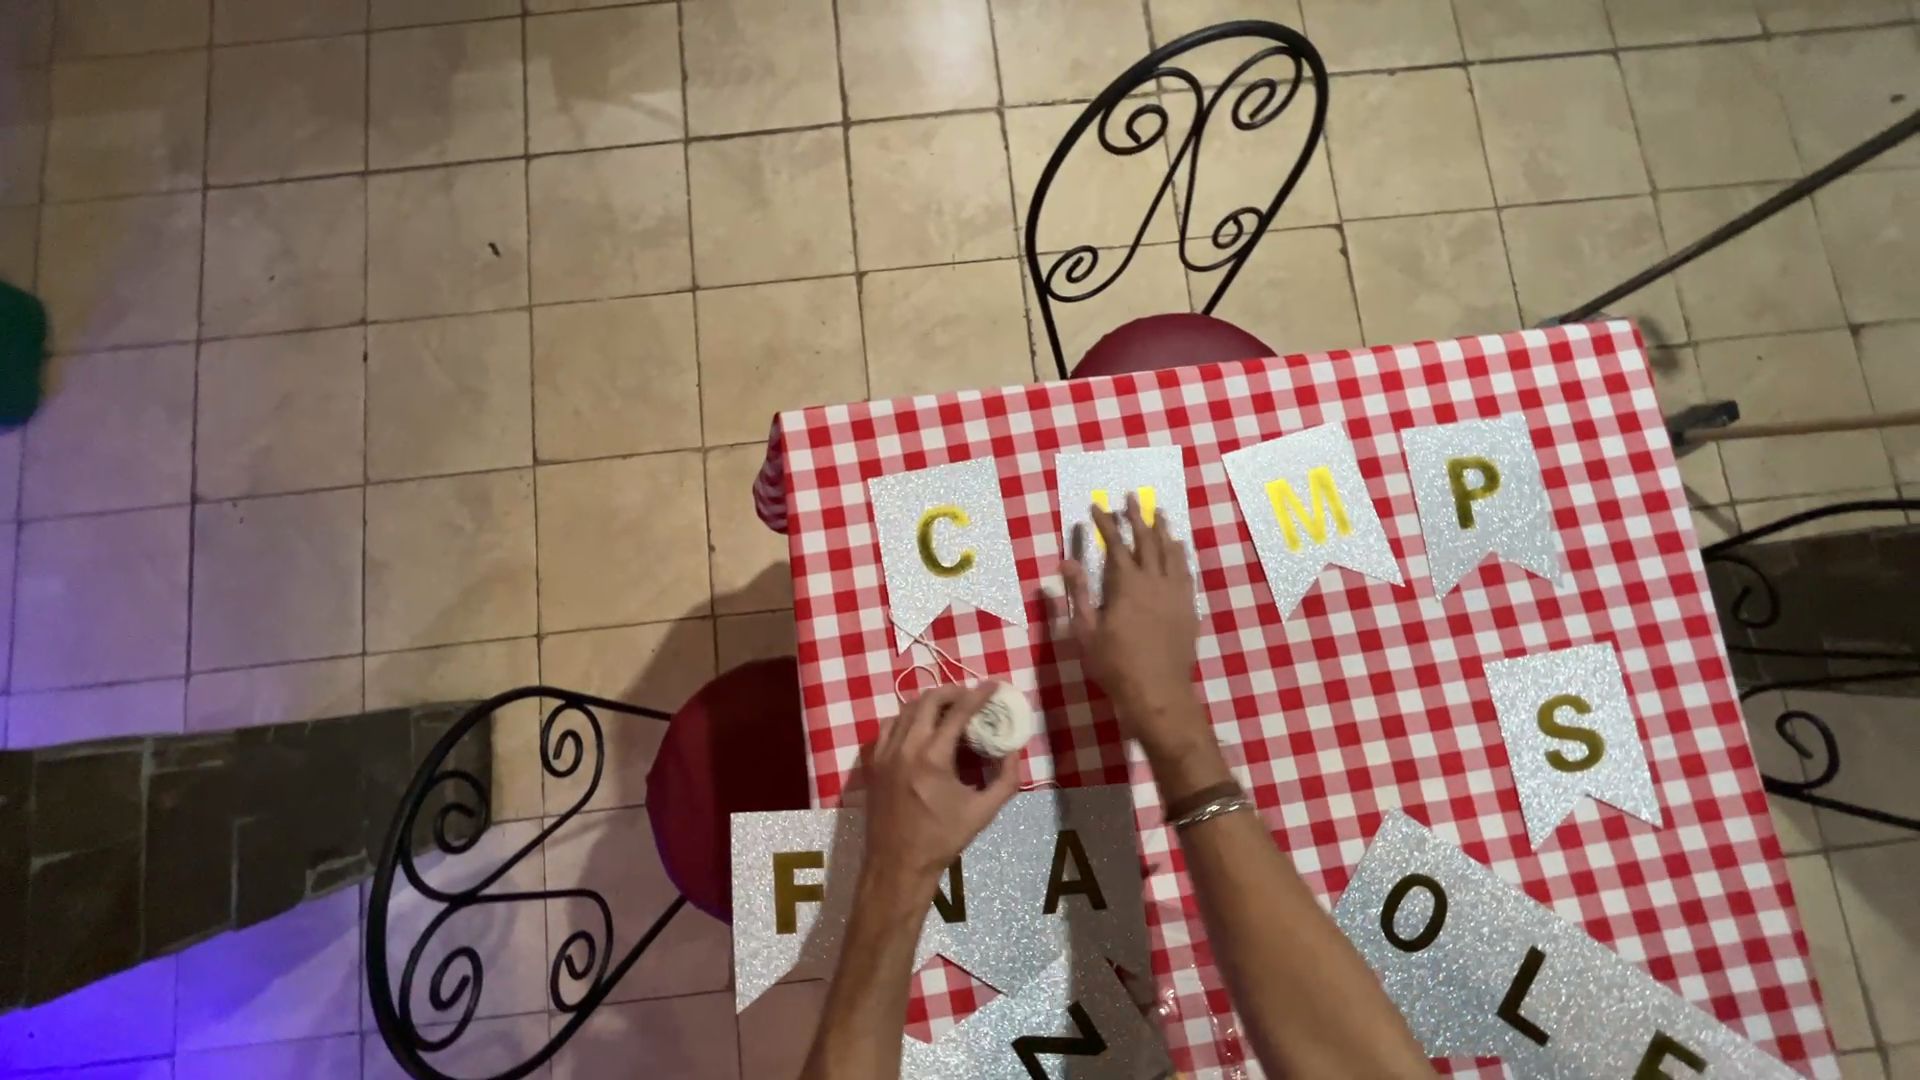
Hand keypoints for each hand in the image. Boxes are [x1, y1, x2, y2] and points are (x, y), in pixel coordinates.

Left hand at [862, 683, 1023, 898]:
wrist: (898, 864)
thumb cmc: (942, 838)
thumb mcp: (984, 812)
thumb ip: (1006, 778)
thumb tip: (1015, 749)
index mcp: (933, 758)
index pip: (958, 711)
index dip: (978, 694)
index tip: (993, 685)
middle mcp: (906, 747)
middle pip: (929, 700)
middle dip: (952, 692)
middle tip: (969, 696)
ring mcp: (885, 752)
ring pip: (906, 709)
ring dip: (929, 702)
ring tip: (947, 707)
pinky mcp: (874, 761)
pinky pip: (888, 725)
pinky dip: (906, 717)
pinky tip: (919, 725)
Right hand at [1062, 494, 1208, 763]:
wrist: (1158, 692)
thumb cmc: (1114, 664)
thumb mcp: (1084, 631)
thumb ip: (1077, 593)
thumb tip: (1067, 561)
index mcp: (1125, 585)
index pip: (1114, 544)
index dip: (1105, 523)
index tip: (1097, 506)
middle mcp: (1153, 581)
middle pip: (1146, 541)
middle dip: (1137, 517)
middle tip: (1132, 498)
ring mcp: (1175, 593)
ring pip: (1171, 552)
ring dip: (1163, 530)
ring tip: (1159, 513)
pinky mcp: (1188, 607)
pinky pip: (1186, 572)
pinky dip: (1181, 555)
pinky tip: (1180, 548)